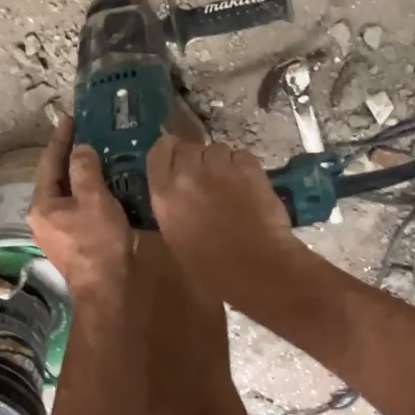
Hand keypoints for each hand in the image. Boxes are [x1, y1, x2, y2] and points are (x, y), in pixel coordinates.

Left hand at [28, 116, 135, 302]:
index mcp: (42, 205)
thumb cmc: (98, 242)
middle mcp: (42, 218)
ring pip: (66, 194)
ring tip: (98, 156)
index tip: (70, 118)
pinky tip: (103, 186)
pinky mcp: (71, 243)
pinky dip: (87, 193)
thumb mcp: (94, 199)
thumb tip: (80, 150)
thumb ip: (84, 170)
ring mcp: (55, 232)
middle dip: (70, 157)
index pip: (49, 163)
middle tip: (86, 134)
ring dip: (80, 175)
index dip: (60, 139)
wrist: (107, 290)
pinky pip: (76, 208)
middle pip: (55, 179)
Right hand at [146, 134, 303, 309]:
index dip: (168, 149)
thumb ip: (173, 206)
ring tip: (230, 182)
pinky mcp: (249, 168)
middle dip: (196, 157)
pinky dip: (243, 166)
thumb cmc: (211, 268)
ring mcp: (219, 168)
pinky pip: (241, 156)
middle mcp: (188, 174)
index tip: (175, 155)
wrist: (256, 268)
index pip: (159, 151)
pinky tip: (248, 184)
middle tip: (206, 176)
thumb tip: (180, 194)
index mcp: (165, 194)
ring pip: (217, 149)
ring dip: (220, 162)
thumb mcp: (175, 237)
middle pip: (188, 147)